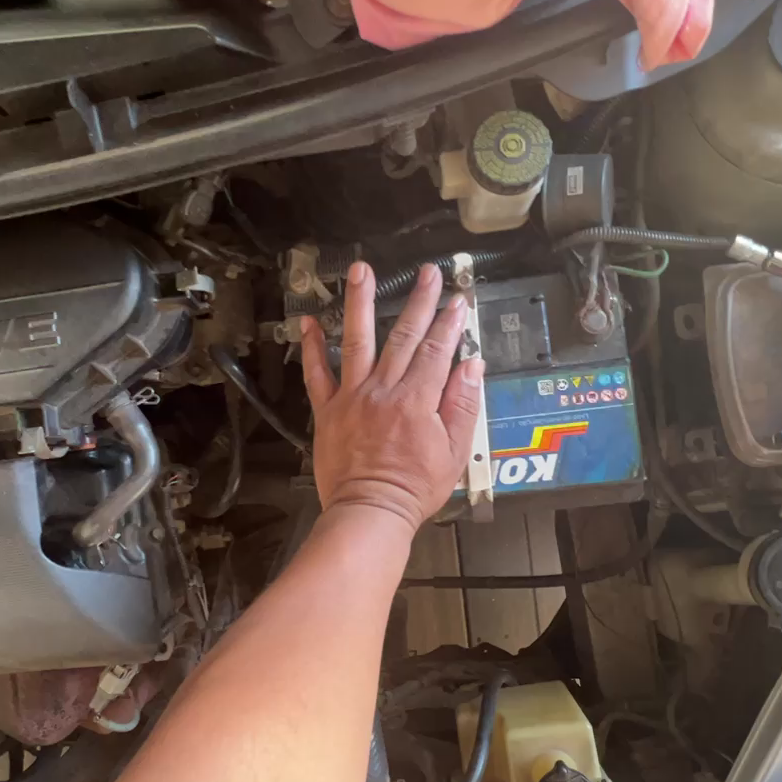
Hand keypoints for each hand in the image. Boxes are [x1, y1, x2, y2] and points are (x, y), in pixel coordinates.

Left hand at [300, 262, 485, 529]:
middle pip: (403, 336)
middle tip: (426, 272)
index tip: (457, 299)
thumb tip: (472, 365)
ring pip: (357, 341)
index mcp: (417, 400)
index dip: (449, 322)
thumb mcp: (454, 451)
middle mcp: (384, 390)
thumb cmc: (414, 487)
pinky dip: (312, 347)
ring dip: (360, 303)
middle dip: (417, 301)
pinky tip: (310, 322)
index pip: (436, 350)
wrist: (369, 511)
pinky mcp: (328, 410)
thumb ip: (463, 404)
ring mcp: (352, 397)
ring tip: (361, 271)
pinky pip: (317, 374)